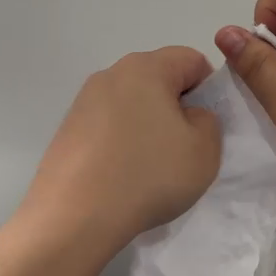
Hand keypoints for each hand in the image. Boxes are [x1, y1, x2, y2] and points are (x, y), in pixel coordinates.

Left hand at [18, 47, 222, 253]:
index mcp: (145, 67)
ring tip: (148, 169)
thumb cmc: (148, 175)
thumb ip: (208, 121)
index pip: (191, 61)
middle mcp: (109, 75)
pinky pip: (107, 127)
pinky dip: (120, 144)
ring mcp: (83, 102)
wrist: (75, 215)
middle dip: (175, 109)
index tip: (205, 128)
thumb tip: (188, 115)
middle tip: (181, 151)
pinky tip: (121, 176)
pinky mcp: (67, 130)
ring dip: (146, 127)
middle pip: (157, 80)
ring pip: (130, 105)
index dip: (208, 91)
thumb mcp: (204, 150)